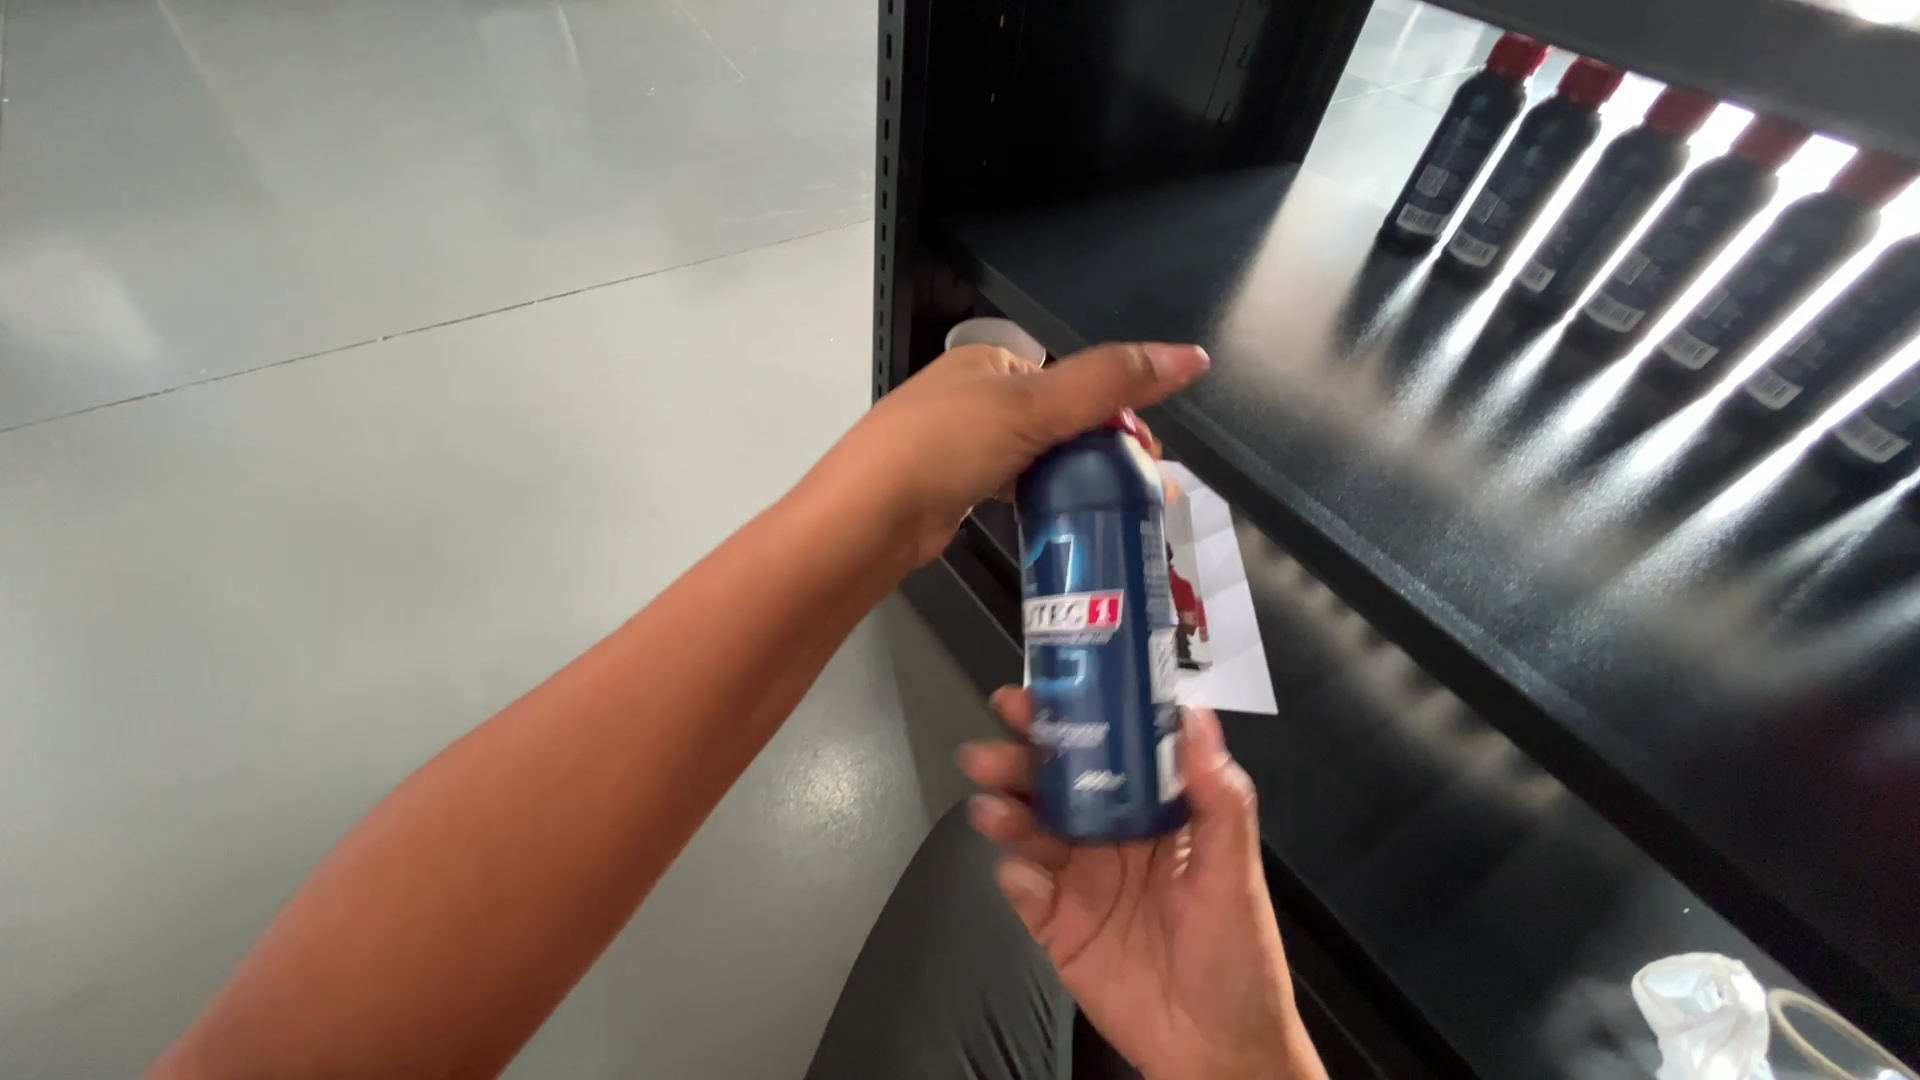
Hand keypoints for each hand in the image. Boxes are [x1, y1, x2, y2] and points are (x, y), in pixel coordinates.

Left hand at [819, 341, 1207, 565]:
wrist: (867, 519)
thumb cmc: (943, 448)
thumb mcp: (1031, 407)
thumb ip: (1109, 383)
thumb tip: (1190, 356)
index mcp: (990, 361)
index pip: (1073, 378)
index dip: (1117, 412)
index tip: (1148, 454)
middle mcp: (976, 397)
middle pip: (1059, 418)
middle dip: (1102, 449)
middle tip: (1141, 488)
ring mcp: (962, 444)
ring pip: (1038, 455)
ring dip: (1077, 477)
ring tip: (1117, 507)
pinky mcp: (957, 486)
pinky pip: (1016, 484)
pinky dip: (1044, 496)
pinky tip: (1065, 516)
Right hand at [960, 694, 1326, 1079]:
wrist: (1214, 1052)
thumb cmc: (1235, 953)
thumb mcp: (1234, 870)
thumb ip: (1218, 796)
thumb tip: (1197, 716)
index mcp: (1146, 810)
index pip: (1101, 751)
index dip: (1068, 719)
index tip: (1039, 693)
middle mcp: (1104, 834)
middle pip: (1050, 783)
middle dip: (1018, 760)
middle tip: (992, 748)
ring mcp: (1076, 877)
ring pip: (1028, 828)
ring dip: (1004, 811)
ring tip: (989, 807)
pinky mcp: (1054, 921)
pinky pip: (1024, 889)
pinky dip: (1014, 876)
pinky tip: (1017, 871)